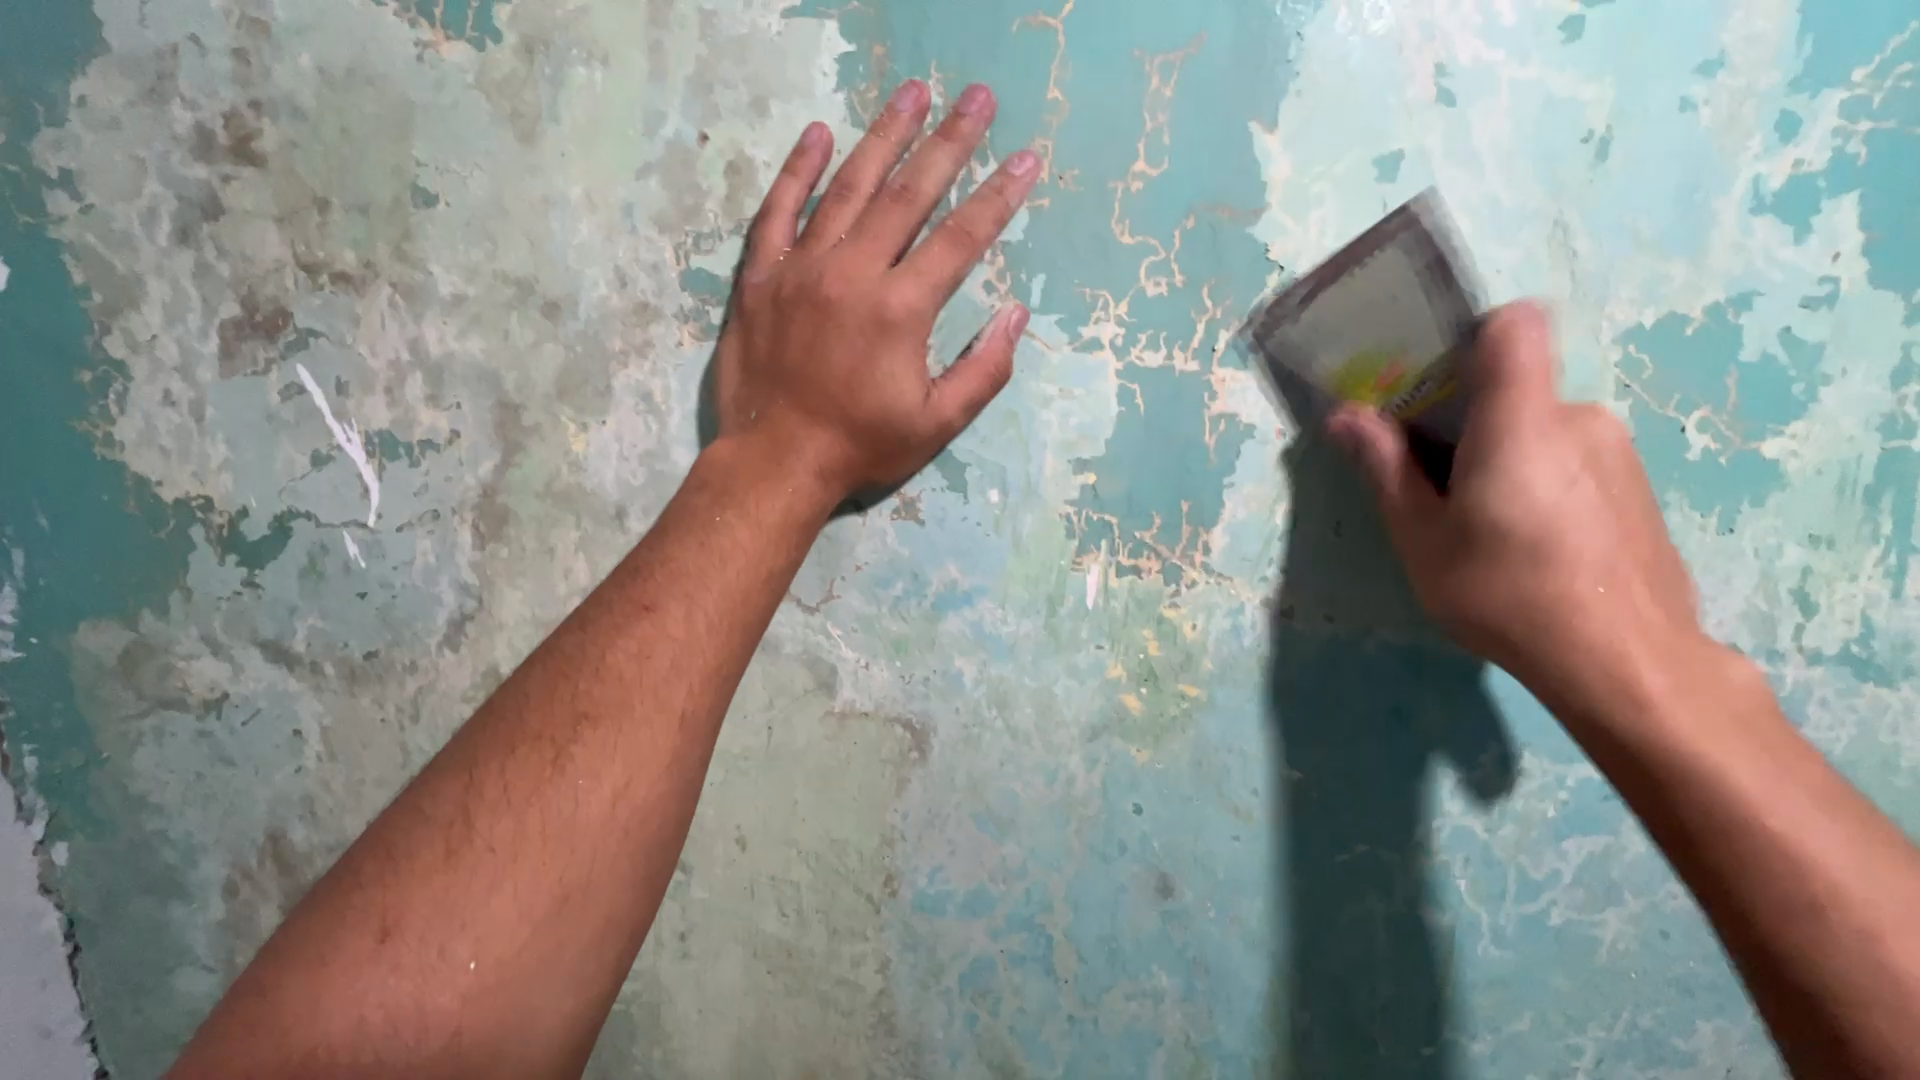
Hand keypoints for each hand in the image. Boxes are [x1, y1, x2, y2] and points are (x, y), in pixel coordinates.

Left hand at [712, 80, 1039, 505]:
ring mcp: (801, 268)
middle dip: (949, 143)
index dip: (997, 196)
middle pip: (908, 194)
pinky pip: (778, 211)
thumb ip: (983, 370)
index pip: (961, 238)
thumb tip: (1017, 315)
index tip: (1025, 158)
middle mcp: (853, 273)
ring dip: (882, 137)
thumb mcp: (937, 424)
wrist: (774, 462)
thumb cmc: (860, 446)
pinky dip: (797, 171)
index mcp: (901, 309)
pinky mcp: (761, 277)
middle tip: (976, 98)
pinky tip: (817, 134)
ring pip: (847, 188)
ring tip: (912, 93)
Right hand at [1327, 302, 1713, 704]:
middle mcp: (1577, 417)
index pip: (1513, 325)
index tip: (1430, 385)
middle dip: (1465, 421)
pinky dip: (1537, 480)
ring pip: (1539, 428)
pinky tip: (1529, 544)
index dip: (1469, 336)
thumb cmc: (1505, 594)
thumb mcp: (1421, 537)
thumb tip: (1344, 413)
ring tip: (1481, 526)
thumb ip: (1384, 467)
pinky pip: (1570, 457)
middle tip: (1433, 485)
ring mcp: (1616, 451)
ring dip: (1501, 456)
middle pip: (1512, 388)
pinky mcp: (1636, 485)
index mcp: (1520, 420)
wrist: (1627, 663)